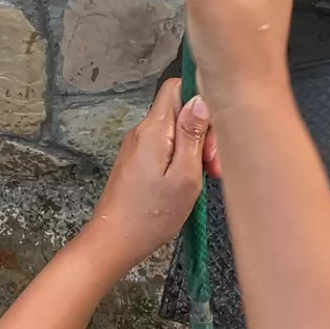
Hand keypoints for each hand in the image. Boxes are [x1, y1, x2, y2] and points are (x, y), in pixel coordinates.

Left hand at [75, 78, 214, 276]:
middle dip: (204, 133)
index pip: (177, 87)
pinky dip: (182, 160)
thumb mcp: (184, 175)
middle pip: (180, 111)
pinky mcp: (137, 161)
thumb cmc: (151, 215)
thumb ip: (193, 135)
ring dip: (195, 150)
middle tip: (212, 166)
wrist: (114, 240)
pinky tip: (187, 182)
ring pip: (176, 131)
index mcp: (154, 129)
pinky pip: (166, 147)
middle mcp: (142, 132)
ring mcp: (138, 147)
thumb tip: (201, 99)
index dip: (202, 101)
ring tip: (203, 178)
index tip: (214, 134)